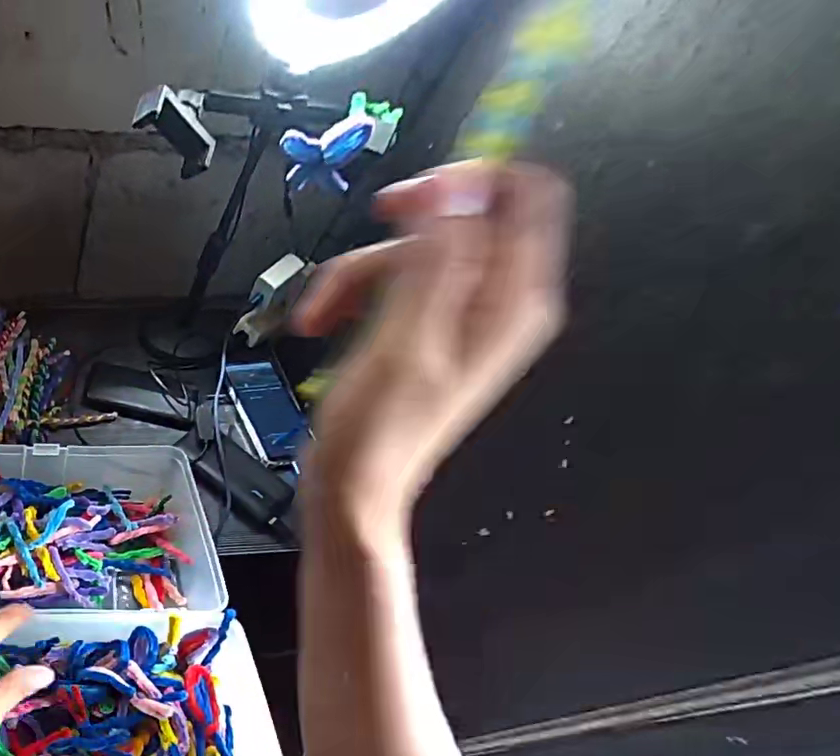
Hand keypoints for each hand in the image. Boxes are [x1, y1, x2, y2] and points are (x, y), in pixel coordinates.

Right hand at [291, 160, 572, 542]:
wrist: (352, 487)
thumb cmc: (377, 434)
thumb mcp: (404, 340)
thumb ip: (437, 259)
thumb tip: (457, 188)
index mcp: (509, 304)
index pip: (521, 198)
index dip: (465, 183)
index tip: (407, 201)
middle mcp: (491, 308)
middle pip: (446, 231)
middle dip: (381, 250)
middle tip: (335, 286)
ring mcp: (454, 324)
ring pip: (409, 260)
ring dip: (354, 280)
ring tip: (317, 319)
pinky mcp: (419, 338)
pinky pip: (392, 291)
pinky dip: (354, 301)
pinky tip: (327, 325)